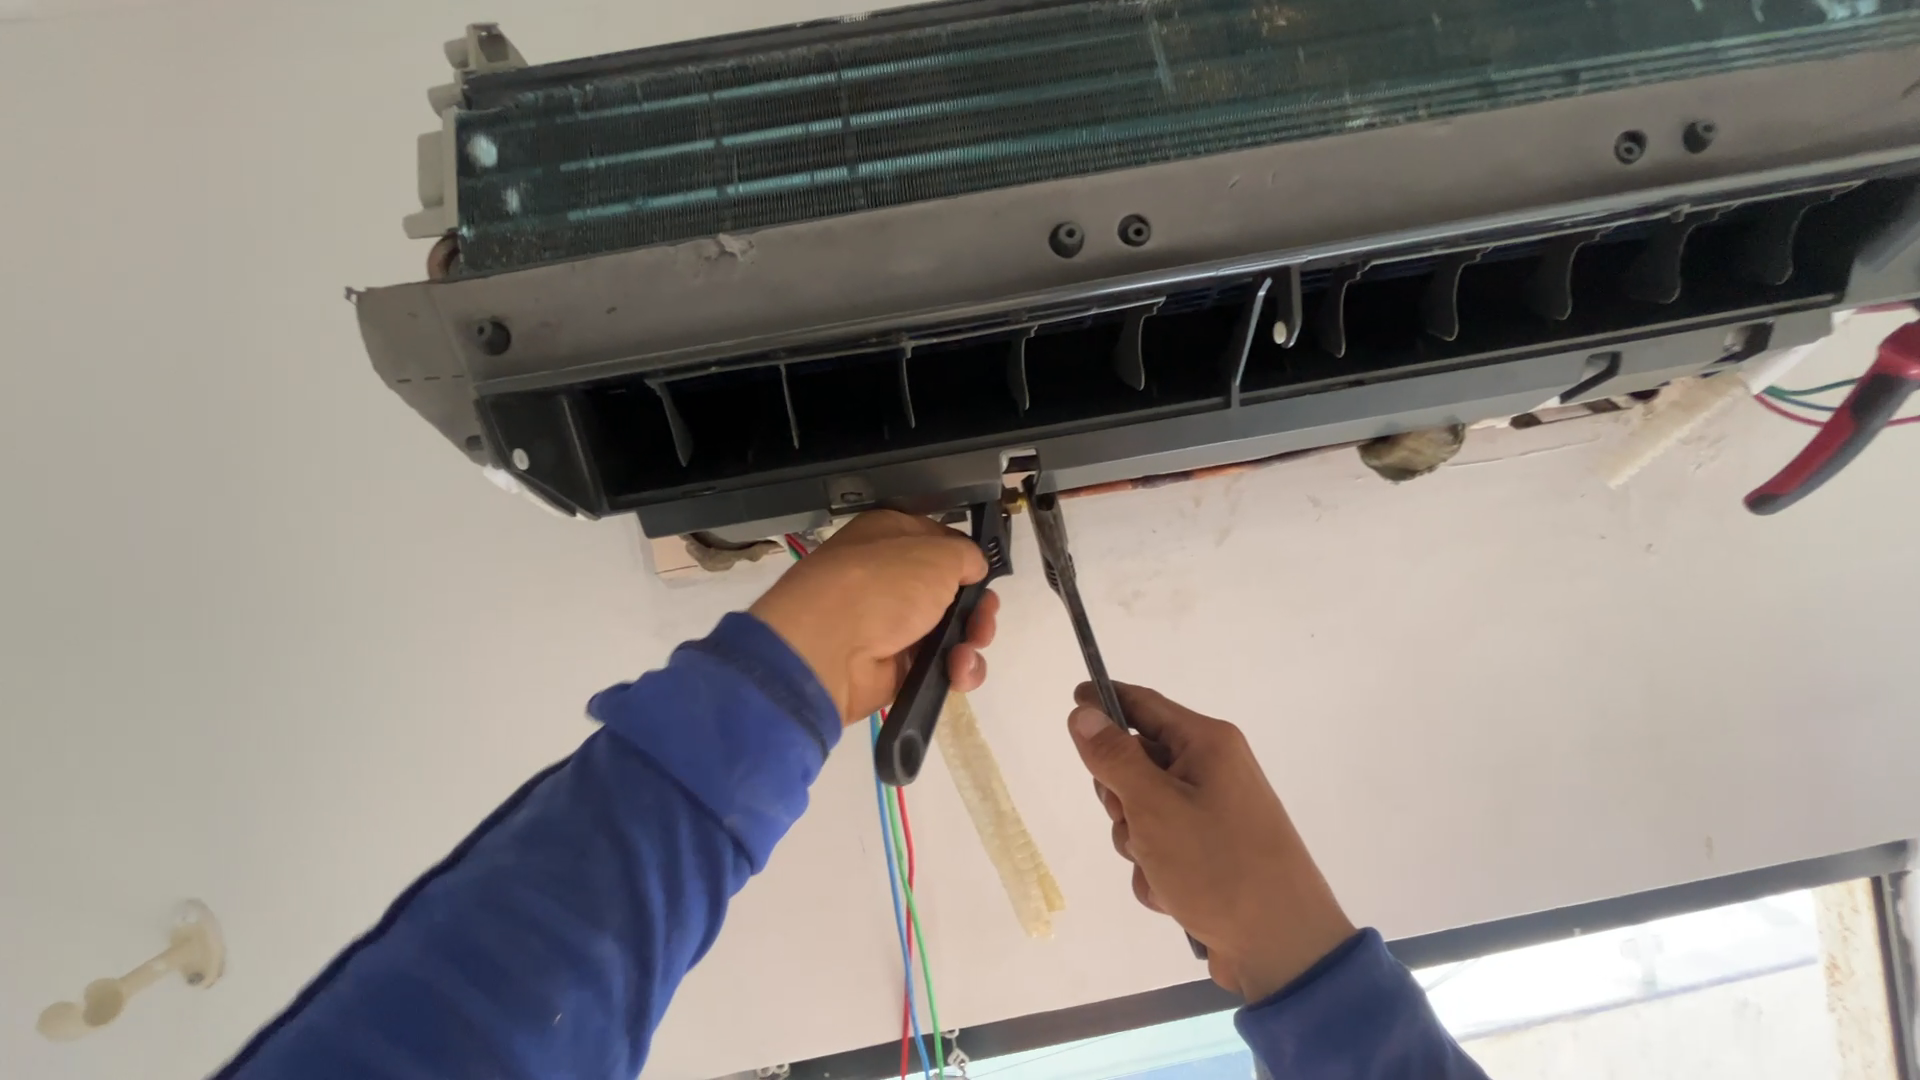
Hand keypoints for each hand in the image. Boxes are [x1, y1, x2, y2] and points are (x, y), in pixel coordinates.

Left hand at [750, 511, 998, 726]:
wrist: (829, 649)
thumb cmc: (882, 584)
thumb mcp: (938, 554)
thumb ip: (966, 556)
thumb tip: (972, 569)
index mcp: (890, 537)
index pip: (939, 541)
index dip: (966, 557)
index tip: (984, 573)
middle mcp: (889, 578)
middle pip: (951, 592)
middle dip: (977, 608)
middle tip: (983, 619)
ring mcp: (892, 625)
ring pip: (950, 632)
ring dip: (969, 642)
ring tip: (966, 650)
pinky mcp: (896, 667)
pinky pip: (939, 666)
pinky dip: (955, 669)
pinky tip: (957, 671)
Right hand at [1067, 683, 1355, 1002]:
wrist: (1284, 951)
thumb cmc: (1219, 866)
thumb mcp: (1155, 807)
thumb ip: (1113, 757)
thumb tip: (1083, 711)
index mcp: (1206, 744)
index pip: (1142, 704)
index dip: (1104, 700)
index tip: (1071, 700)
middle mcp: (1211, 770)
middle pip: (1137, 760)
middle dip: (1120, 794)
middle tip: (1130, 818)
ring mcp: (1212, 812)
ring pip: (1142, 808)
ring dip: (1136, 839)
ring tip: (1159, 866)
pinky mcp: (1210, 851)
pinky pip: (1160, 845)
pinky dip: (1156, 867)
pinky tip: (1173, 893)